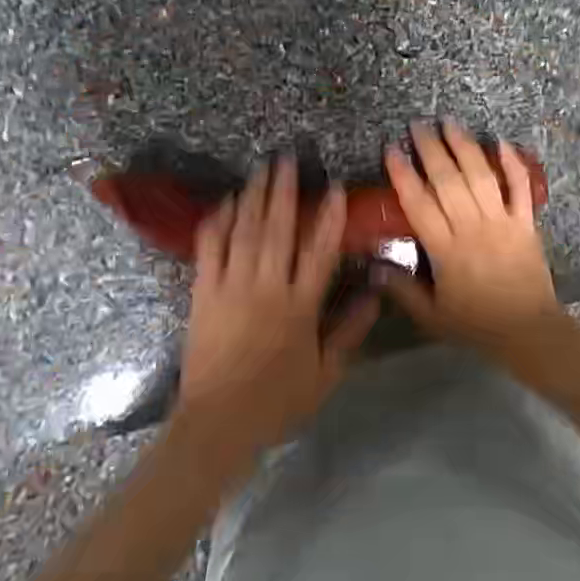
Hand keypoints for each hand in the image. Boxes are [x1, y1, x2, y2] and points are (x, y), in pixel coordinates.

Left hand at [177, 157, 378, 453]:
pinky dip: (218, 222)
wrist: (219, 421)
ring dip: (253, 196)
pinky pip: (210, 248)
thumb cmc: (278, 400)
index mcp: (300, 306)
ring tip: (261, 169)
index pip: (320, 252)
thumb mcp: (326, 373)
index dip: (330, 218)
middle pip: (278, 229)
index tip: (336, 188)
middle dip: (284, 191)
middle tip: (288, 159)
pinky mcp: (204, 292)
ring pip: (245, 231)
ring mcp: (232, 286)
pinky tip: (226, 202)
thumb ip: (351, 330)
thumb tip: (376, 293)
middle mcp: (267, 286)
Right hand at [377, 119, 570, 361]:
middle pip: (448, 180)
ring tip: (449, 123)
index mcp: (445, 249)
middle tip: (417, 126)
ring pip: (480, 176)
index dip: (403, 175)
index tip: (391, 150)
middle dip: (431, 149)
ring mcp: (502, 222)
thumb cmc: (476, 324)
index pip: (418, 203)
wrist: (528, 330)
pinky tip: (502, 142)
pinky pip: (520, 188)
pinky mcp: (526, 223)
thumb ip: (401, 290)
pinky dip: (513, 164)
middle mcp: (472, 228)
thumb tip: (374, 266)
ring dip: (464, 146)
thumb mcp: (431, 315)